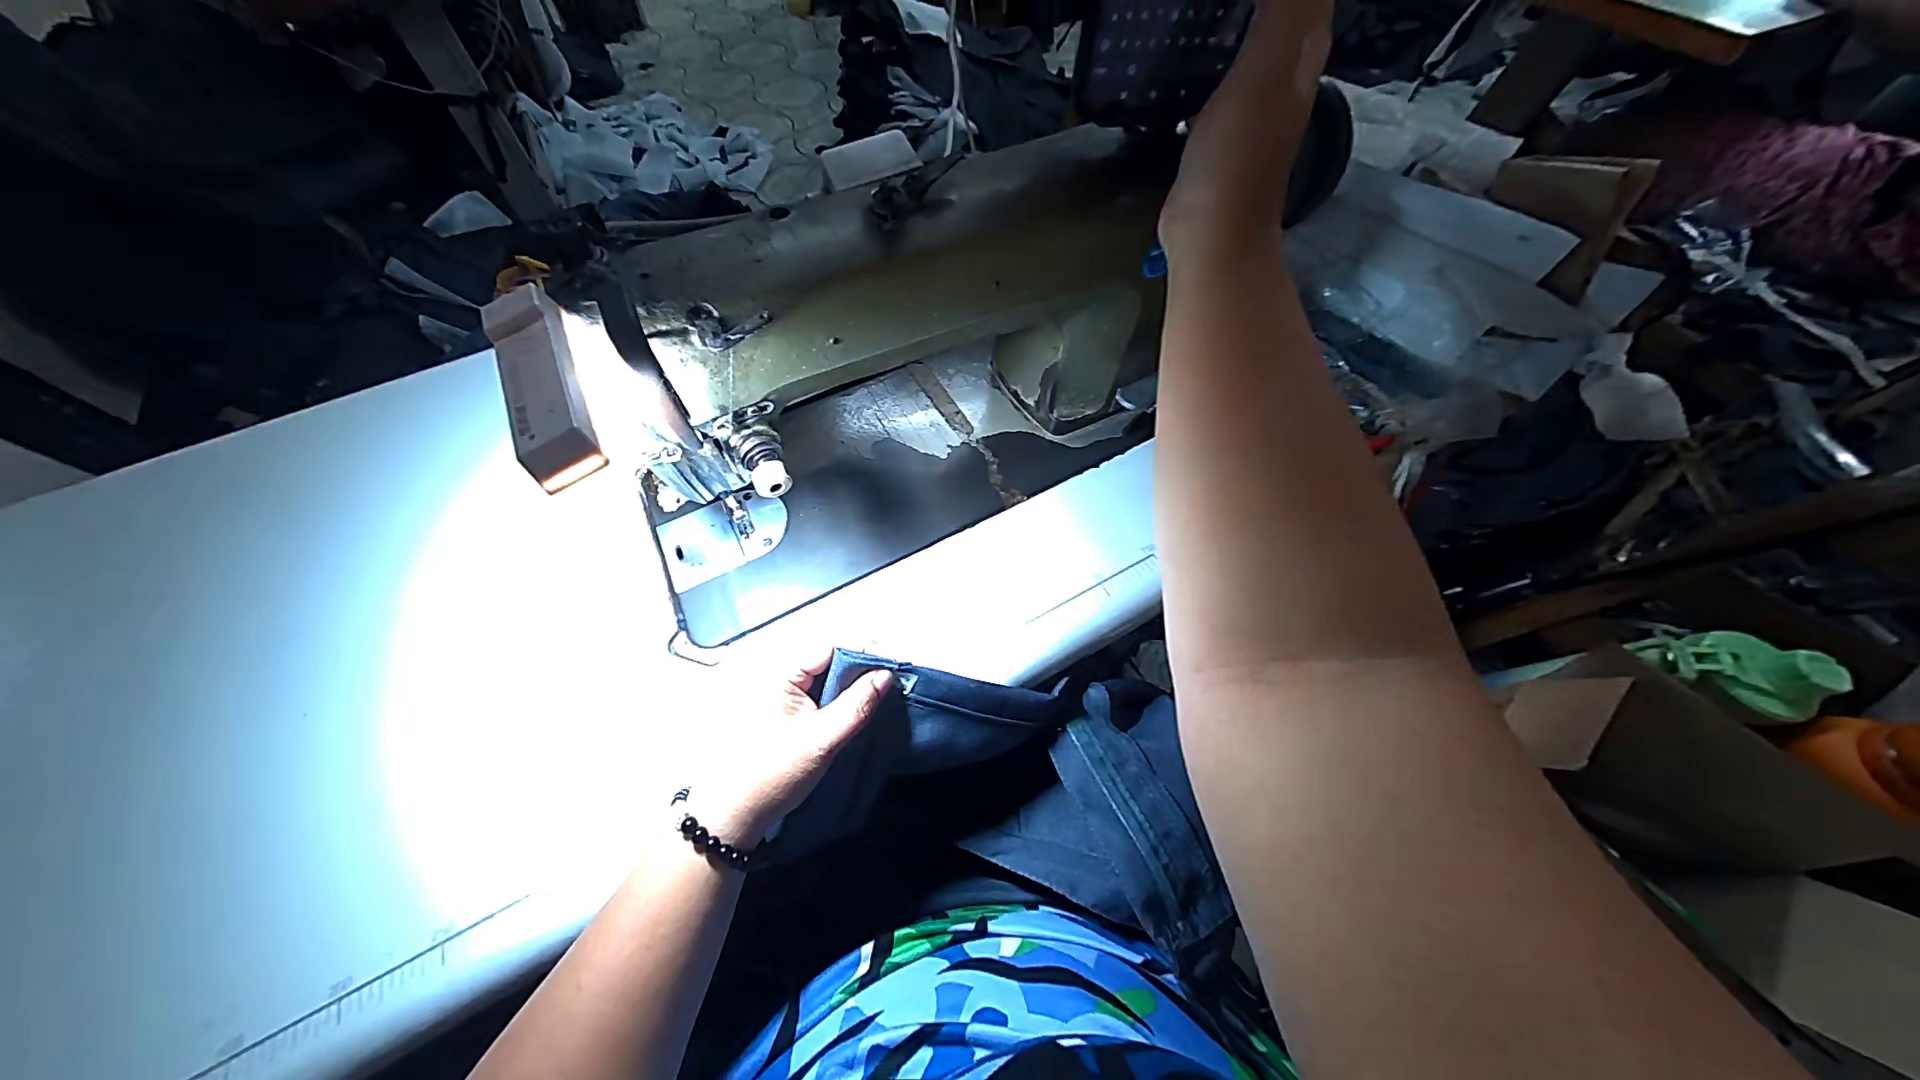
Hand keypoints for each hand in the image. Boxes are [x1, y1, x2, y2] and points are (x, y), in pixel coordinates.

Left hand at [676, 648, 892, 847]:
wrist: (735, 817)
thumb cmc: (770, 776)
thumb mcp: (822, 739)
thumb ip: (857, 704)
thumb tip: (886, 675)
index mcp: (782, 674)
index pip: (831, 646)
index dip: (864, 652)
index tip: (893, 668)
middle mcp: (782, 679)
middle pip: (832, 660)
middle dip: (863, 669)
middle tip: (892, 686)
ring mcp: (786, 698)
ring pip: (830, 680)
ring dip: (855, 687)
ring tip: (880, 699)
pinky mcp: (790, 716)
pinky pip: (824, 697)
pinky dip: (844, 702)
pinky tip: (859, 714)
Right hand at [1160, 0, 1332, 259]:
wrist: (1212, 238)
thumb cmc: (1235, 160)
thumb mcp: (1261, 74)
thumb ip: (1282, 14)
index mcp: (1299, 65)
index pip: (1313, 3)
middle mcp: (1282, 86)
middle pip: (1287, 23)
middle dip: (1266, 5)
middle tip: (1227, 0)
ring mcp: (1251, 117)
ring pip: (1252, 54)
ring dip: (1238, 28)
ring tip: (1212, 12)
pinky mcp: (1218, 141)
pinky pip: (1221, 88)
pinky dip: (1211, 67)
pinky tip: (1190, 61)